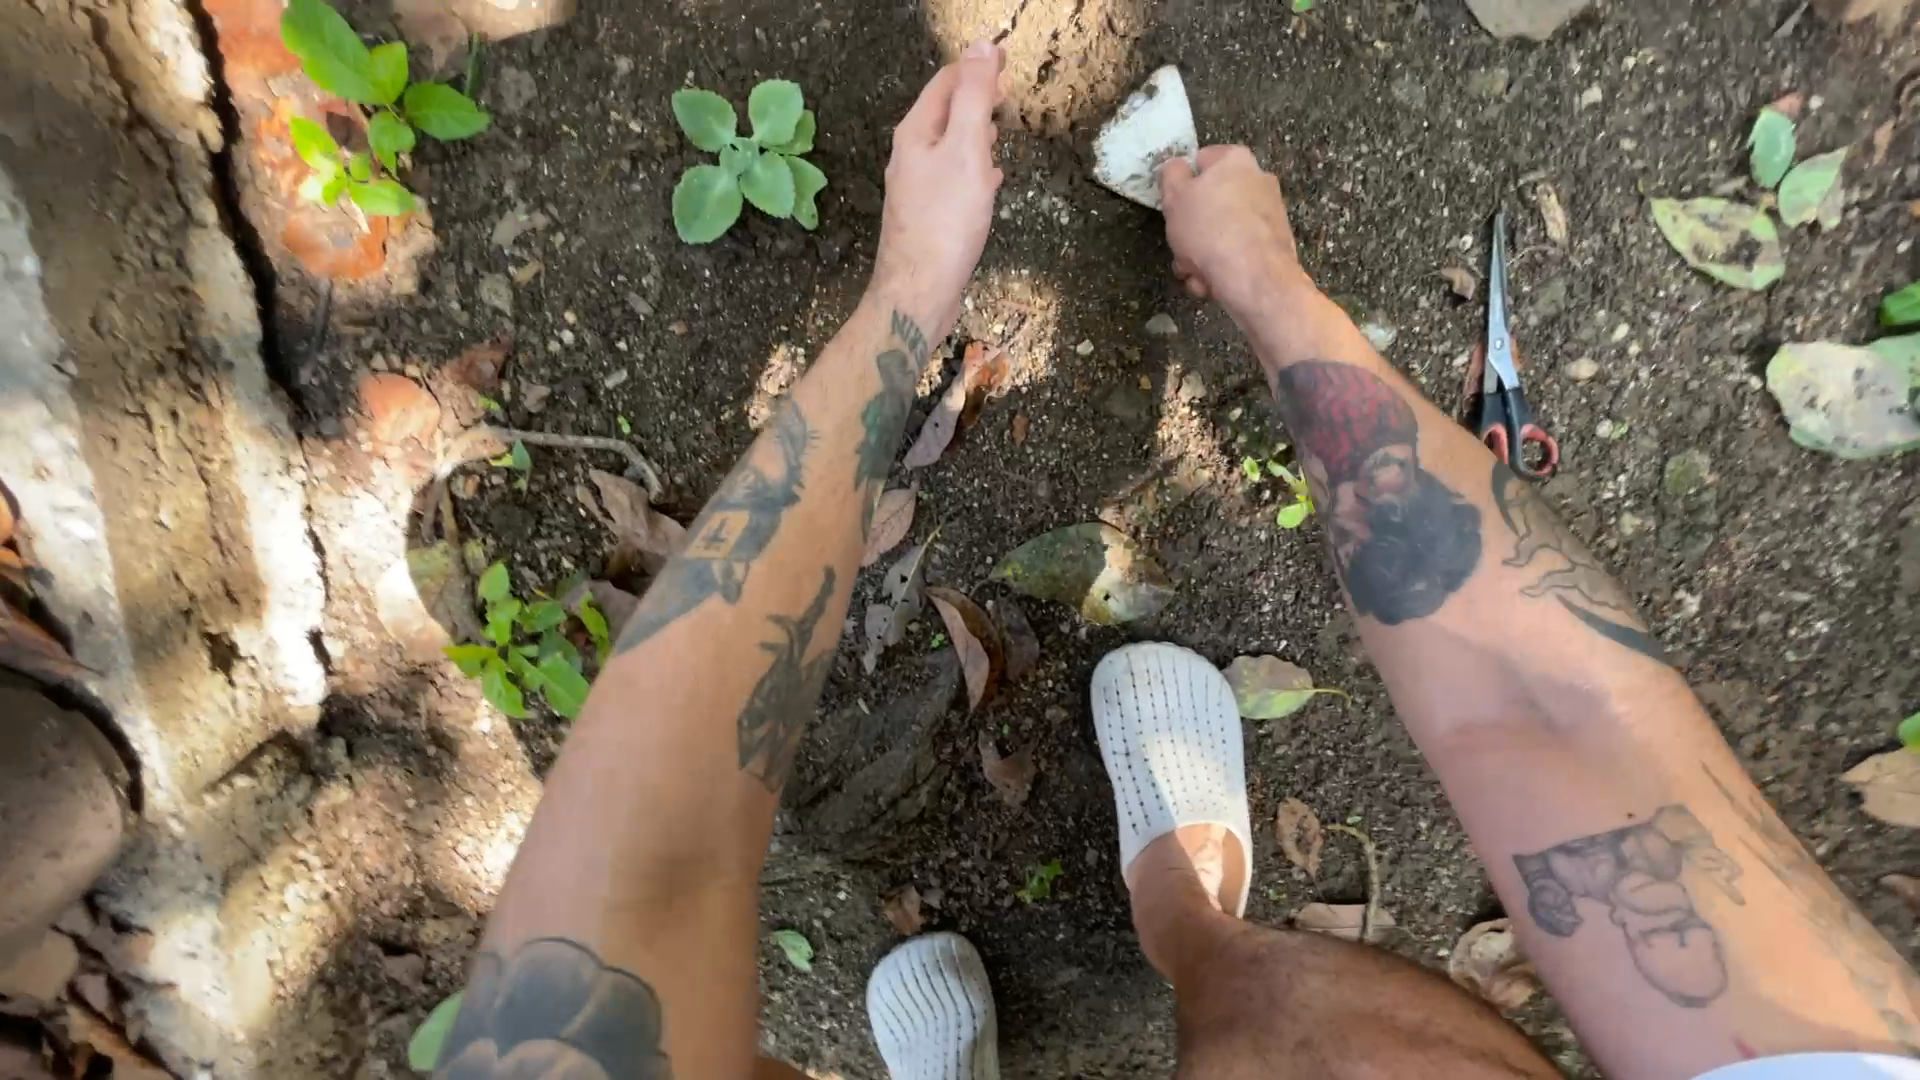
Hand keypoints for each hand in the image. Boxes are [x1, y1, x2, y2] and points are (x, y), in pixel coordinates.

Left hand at [871, 41, 1004, 336]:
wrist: (918, 293)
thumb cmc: (944, 224)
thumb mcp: (966, 151)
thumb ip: (973, 98)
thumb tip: (982, 47)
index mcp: (916, 135)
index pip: (945, 83)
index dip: (976, 66)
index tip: (1005, 61)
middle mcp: (909, 159)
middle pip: (943, 115)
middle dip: (974, 99)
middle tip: (1004, 93)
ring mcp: (915, 191)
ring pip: (947, 150)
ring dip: (972, 135)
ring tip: (997, 130)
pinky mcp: (926, 221)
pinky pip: (950, 182)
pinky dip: (971, 171)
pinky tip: (987, 182)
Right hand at [1159, 146, 1312, 315]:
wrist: (1253, 275)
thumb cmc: (1210, 230)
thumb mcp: (1175, 197)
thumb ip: (1170, 175)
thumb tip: (1175, 166)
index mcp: (1234, 159)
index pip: (1200, 160)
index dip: (1181, 185)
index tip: (1172, 208)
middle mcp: (1258, 179)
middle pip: (1211, 203)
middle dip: (1191, 231)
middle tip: (1181, 249)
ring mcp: (1269, 212)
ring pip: (1221, 233)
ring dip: (1202, 255)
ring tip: (1195, 272)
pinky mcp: (1274, 243)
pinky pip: (1238, 252)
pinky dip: (1222, 266)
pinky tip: (1212, 281)